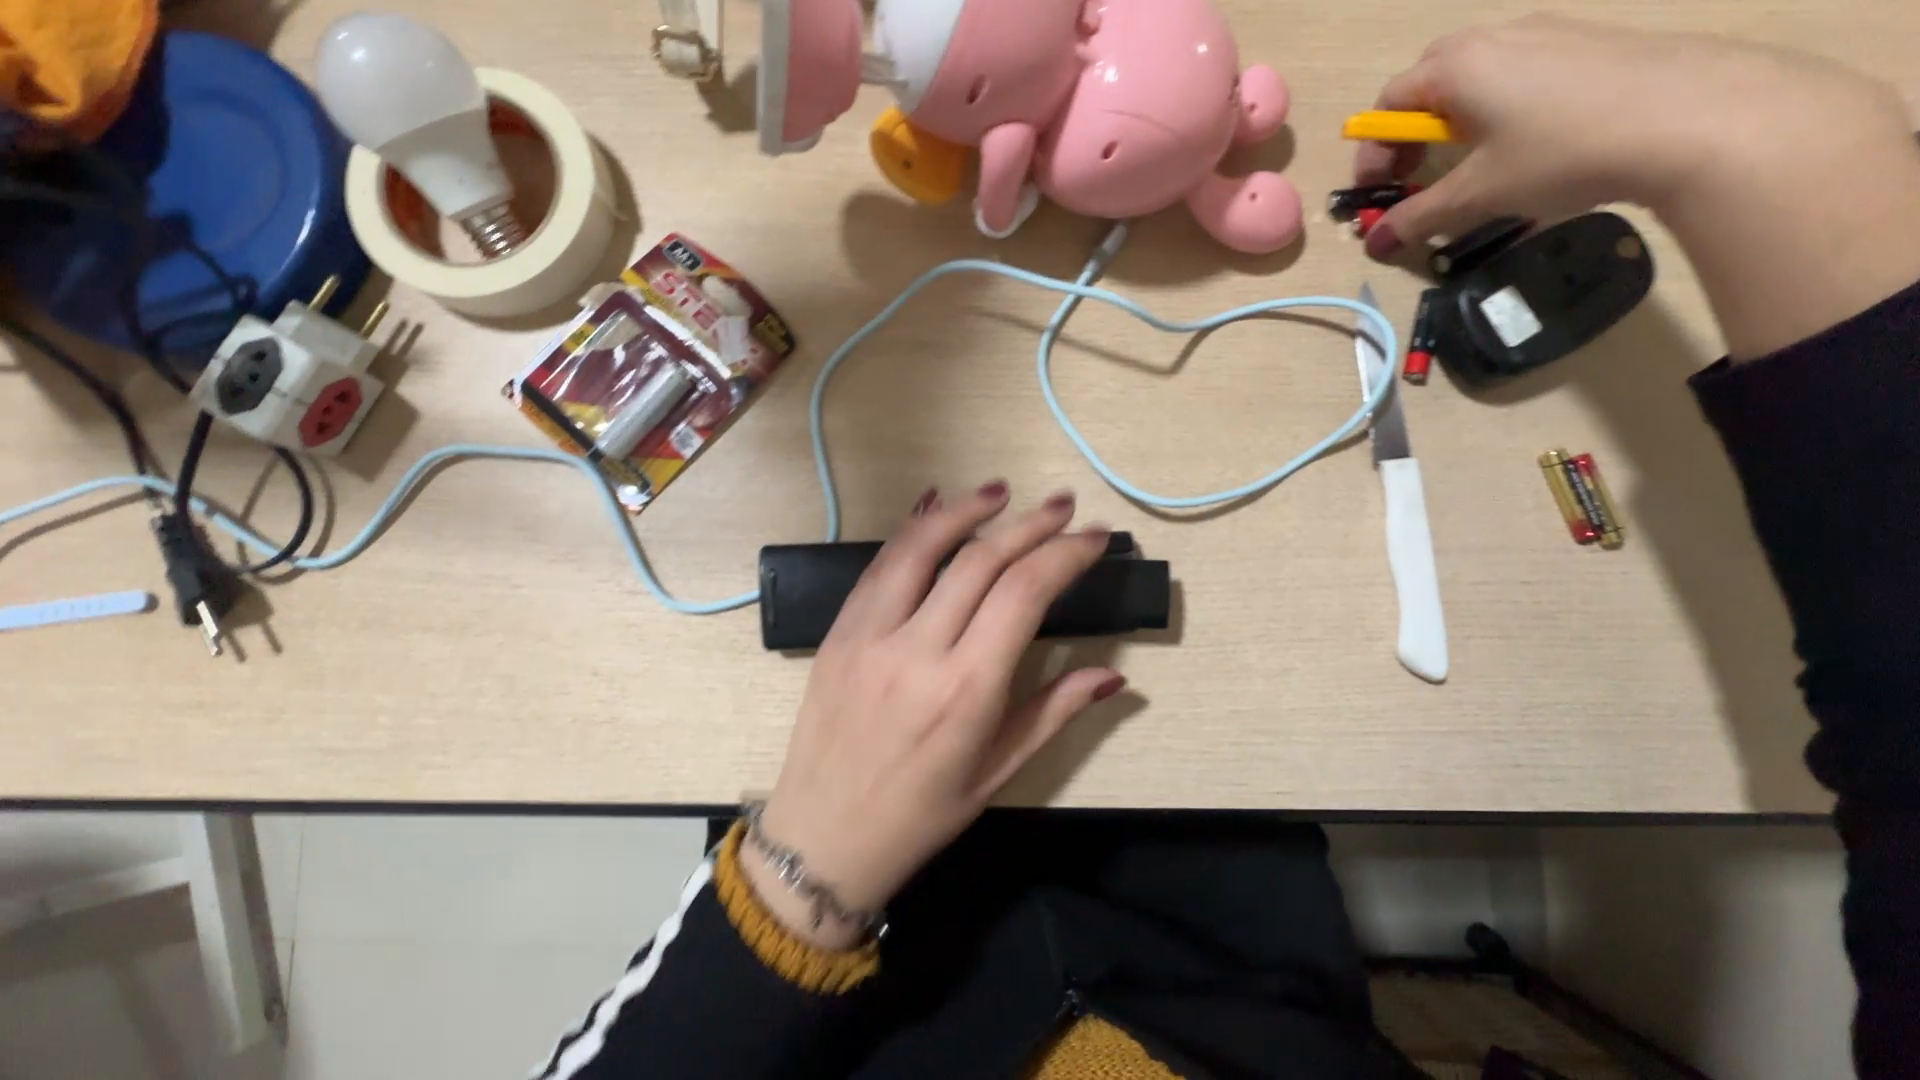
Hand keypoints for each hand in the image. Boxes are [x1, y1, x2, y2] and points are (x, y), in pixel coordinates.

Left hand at [745, 483, 1123, 948]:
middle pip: (980, 562)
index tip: (1094, 538)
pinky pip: (879, 567)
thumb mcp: (997, 772)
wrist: (824, 836)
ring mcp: (869, 635)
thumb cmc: (921, 815)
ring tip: (1002, 492)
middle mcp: (916, 650)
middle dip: (1030, 526)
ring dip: (965, 511)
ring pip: (921, 548)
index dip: (1064, 555)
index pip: (1024, 594)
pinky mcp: (838, 632)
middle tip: (1064, 506)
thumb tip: (1113, 676)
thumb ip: (1055, 713)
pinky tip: (934, 507)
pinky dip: (910, 531)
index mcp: (965, 690)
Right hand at [1355, 15, 1910, 256]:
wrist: (1694, 116)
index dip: (1370, 153)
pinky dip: (1499, 108)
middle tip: (1415, 176)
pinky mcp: (1589, 43)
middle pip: (1427, 81)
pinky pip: (1520, 71)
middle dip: (1409, 132)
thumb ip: (1418, 218)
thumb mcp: (1479, 196)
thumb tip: (1376, 244)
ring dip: (1454, 120)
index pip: (1386, 104)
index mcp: (1456, 68)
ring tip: (1470, 162)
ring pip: (1475, 74)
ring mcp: (1548, 33)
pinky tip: (1526, 143)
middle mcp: (1495, 38)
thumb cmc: (1562, 153)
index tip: (1375, 195)